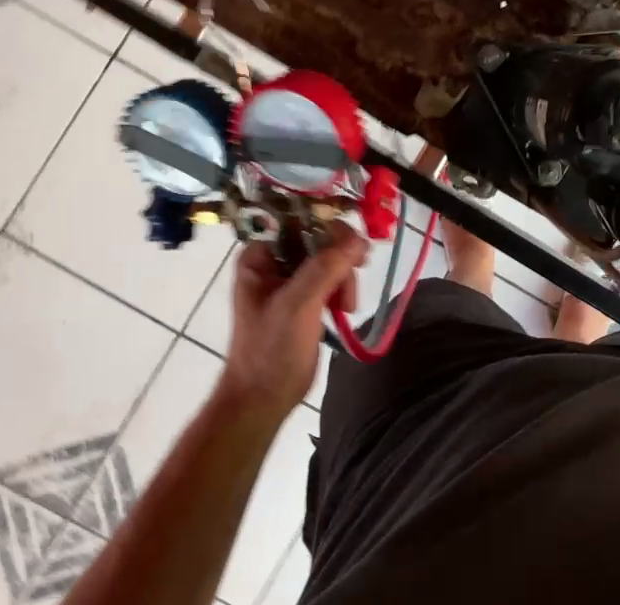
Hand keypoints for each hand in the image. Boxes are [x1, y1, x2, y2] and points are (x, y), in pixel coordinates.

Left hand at [220, 226, 366, 423]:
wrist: (263, 400)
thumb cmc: (271, 352)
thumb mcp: (298, 305)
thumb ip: (327, 267)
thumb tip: (360, 238)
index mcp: (259, 255)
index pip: (298, 220)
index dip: (328, 225)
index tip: (354, 243)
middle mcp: (272, 261)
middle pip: (319, 237)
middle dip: (340, 258)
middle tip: (354, 278)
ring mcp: (289, 280)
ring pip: (329, 257)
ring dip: (344, 277)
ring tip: (346, 306)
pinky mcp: (304, 298)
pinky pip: (330, 277)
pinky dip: (342, 288)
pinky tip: (344, 308)